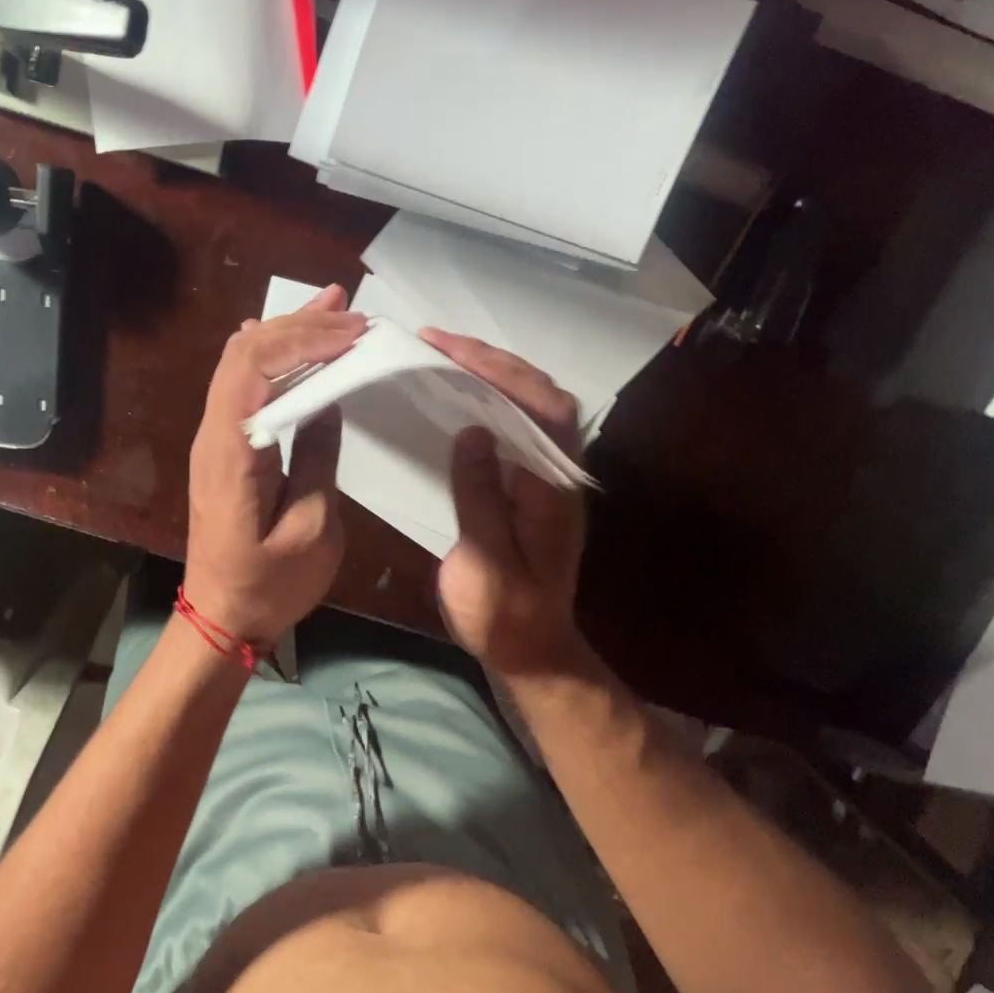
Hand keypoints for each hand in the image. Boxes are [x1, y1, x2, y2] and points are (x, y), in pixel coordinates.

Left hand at [183, 285, 366, 643]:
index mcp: (232, 451)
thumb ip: (319, 460)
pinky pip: (242, 387)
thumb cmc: (269, 585)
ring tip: (330, 309)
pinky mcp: (223, 450)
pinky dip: (272, 359)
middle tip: (350, 309)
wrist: (221, 617)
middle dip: (298, 325)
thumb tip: (327, 404)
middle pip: (244, 354)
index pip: (254, 366)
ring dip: (285, 334)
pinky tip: (291, 343)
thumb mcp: (311, 531)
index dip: (303, 340)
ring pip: (240, 365)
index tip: (353, 334)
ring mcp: (213, 440)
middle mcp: (213, 434)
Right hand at [419, 327, 589, 676]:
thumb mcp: (485, 563)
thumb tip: (474, 430)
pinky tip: (458, 396)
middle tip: (434, 341)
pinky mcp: (532, 486)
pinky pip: (517, 427)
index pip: (540, 408)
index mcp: (553, 489)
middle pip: (541, 395)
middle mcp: (560, 473)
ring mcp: (549, 478)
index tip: (447, 350)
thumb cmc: (505, 616)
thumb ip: (481, 496)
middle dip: (491, 360)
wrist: (532, 651)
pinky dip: (490, 399)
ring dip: (492, 373)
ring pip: (532, 406)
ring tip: (441, 355)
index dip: (499, 371)